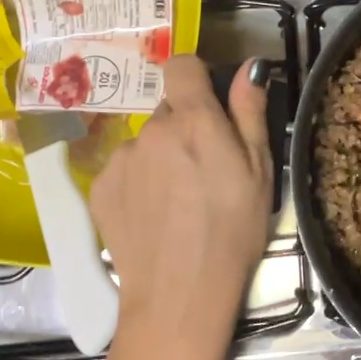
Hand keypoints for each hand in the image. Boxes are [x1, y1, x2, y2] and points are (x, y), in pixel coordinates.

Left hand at [89, 56, 273, 359]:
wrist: (180, 294)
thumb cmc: (233, 231)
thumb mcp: (259, 171)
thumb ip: (249, 112)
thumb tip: (248, 67)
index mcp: (194, 120)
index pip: (180, 65)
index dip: (196, 77)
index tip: (210, 102)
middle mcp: (151, 130)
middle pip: (168, 110)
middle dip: (186, 127)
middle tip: (206, 167)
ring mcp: (121, 159)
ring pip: (146, 141)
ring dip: (162, 155)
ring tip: (180, 200)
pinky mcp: (101, 188)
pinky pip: (125, 168)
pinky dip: (139, 181)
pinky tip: (156, 215)